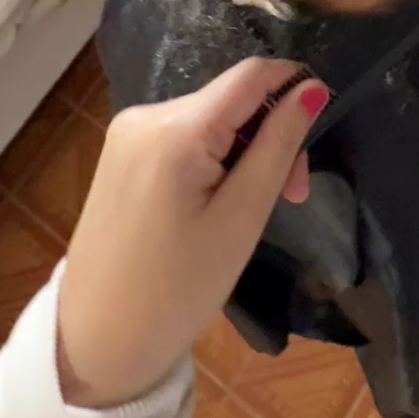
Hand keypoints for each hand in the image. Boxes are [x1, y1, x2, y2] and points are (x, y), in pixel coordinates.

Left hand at [55, 57, 328, 407]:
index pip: (251, 74)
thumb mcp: (243, 216)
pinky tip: (220, 199)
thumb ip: (279, 143)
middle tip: (293, 194)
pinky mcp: (122, 151)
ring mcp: (129, 131)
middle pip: (233, 99)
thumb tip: (312, 88)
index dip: (294, 83)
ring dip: (246, 148)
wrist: (97, 343)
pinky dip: (215, 156)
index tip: (321, 121)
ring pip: (213, 117)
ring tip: (256, 205)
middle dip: (271, 133)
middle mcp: (147, 113)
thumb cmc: (180, 288)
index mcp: (176, 128)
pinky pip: (187, 134)